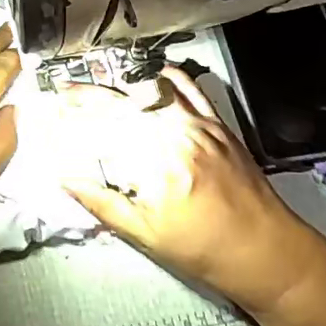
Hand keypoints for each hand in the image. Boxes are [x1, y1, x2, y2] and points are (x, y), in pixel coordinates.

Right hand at [59, 68, 325, 314]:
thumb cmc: (207, 250)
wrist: (266, 250)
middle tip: (71, 94)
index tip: (60, 107)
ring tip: (100, 81)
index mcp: (159, 163)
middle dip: (95, 95)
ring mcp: (203, 127)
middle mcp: (181, 135)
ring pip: (156, 91)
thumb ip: (104, 204)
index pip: (109, 125)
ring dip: (124, 84)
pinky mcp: (220, 127)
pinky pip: (193, 91)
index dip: (79, 111)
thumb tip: (68, 181)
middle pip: (129, 102)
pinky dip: (172, 79)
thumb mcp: (146, 235)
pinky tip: (155, 75)